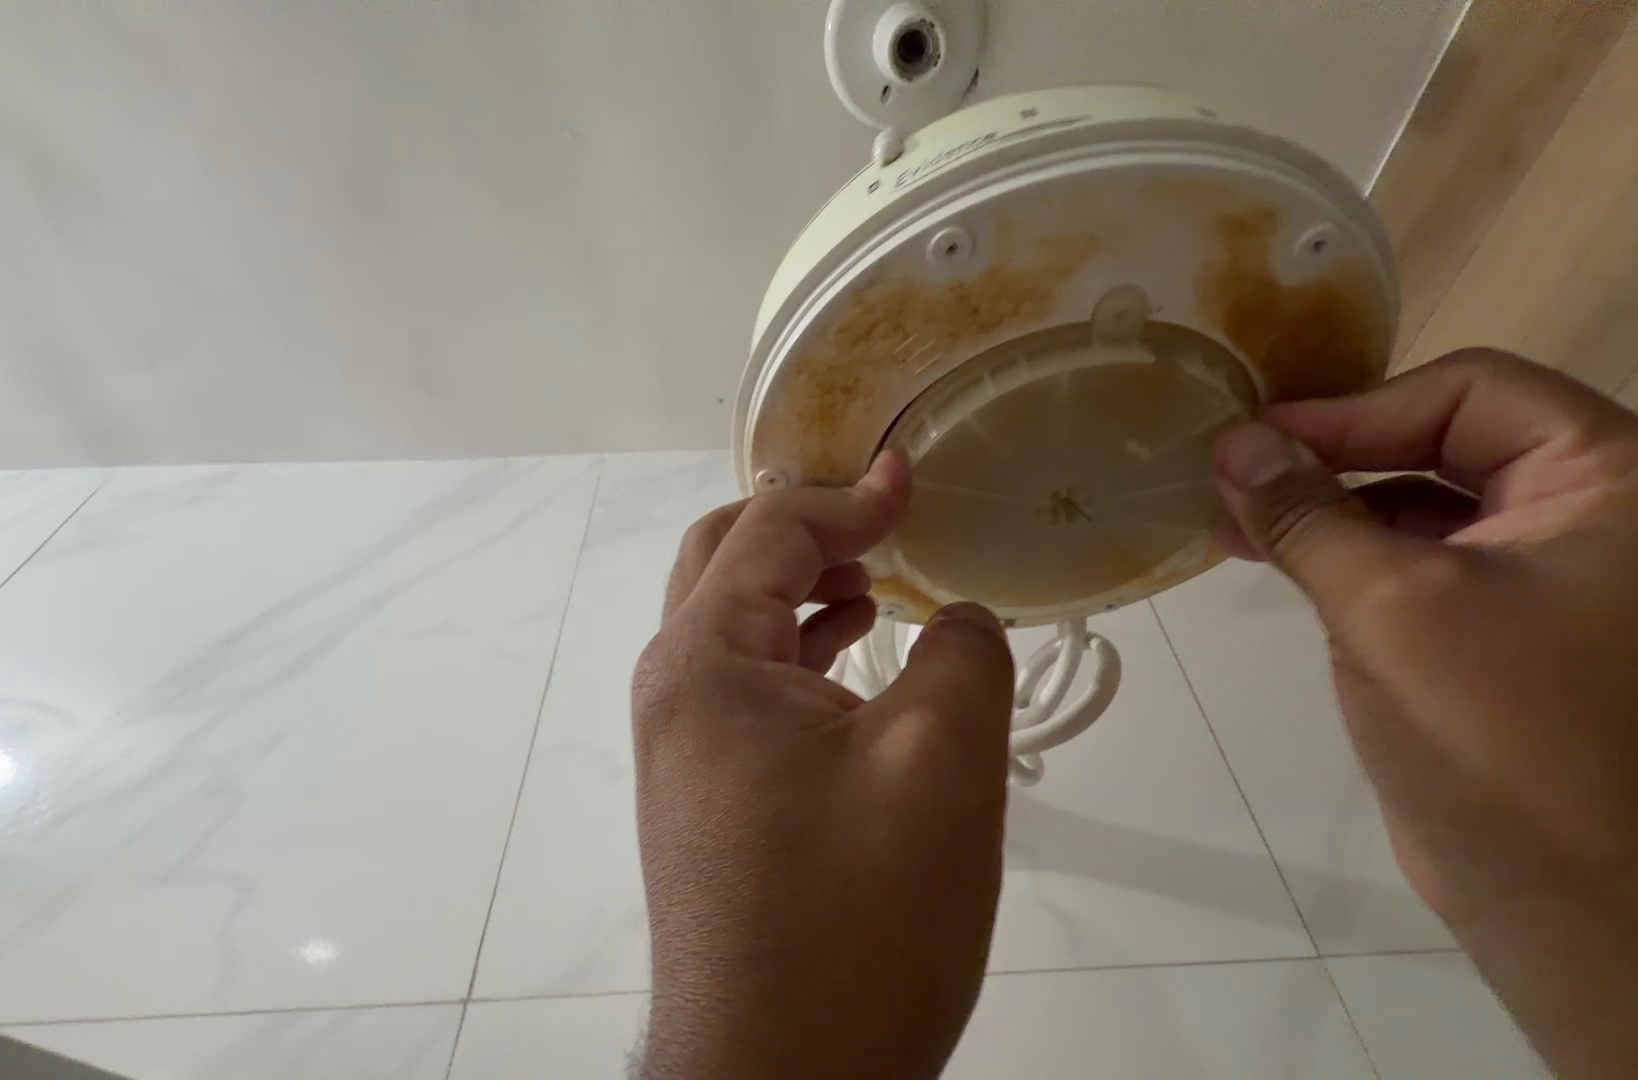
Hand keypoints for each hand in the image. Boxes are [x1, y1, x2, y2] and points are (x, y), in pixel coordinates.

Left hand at [631, 452, 1015, 1079]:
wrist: (782, 1079)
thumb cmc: (857, 917)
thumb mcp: (940, 761)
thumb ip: (962, 654)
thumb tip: (958, 619)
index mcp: (706, 659)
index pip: (769, 531)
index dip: (847, 497)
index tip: (911, 478)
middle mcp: (675, 688)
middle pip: (726, 559)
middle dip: (804, 526)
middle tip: (881, 521)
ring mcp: (683, 742)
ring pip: (733, 619)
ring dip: (798, 583)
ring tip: (875, 581)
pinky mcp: (706, 787)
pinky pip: (745, 679)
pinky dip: (796, 644)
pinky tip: (851, 656)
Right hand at [1211, 349, 1637, 1078]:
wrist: (1594, 920)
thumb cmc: (1507, 739)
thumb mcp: (1388, 608)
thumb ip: (1305, 514)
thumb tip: (1230, 440)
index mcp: (1622, 483)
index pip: (1471, 392)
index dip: (1349, 409)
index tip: (1247, 440)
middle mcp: (1608, 517)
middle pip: (1448, 443)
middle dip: (1332, 458)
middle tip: (1230, 477)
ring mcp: (1566, 581)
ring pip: (1427, 507)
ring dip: (1329, 510)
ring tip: (1233, 523)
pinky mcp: (1516, 635)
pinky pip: (1425, 565)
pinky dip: (1351, 557)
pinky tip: (1280, 563)